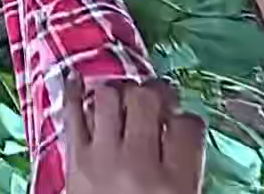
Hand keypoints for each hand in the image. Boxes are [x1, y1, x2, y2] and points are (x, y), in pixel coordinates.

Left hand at [63, 74, 204, 193]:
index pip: (188, 131)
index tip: (188, 121)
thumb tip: (187, 152)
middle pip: (146, 101)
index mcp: (175, 189)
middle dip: (156, 92)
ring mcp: (102, 158)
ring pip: (109, 97)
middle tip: (160, 97)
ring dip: (120, 92)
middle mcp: (138, 165)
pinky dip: (74, 91)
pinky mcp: (74, 159)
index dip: (191, 120)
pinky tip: (78, 80)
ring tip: (127, 97)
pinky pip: (72, 112)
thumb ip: (187, 184)